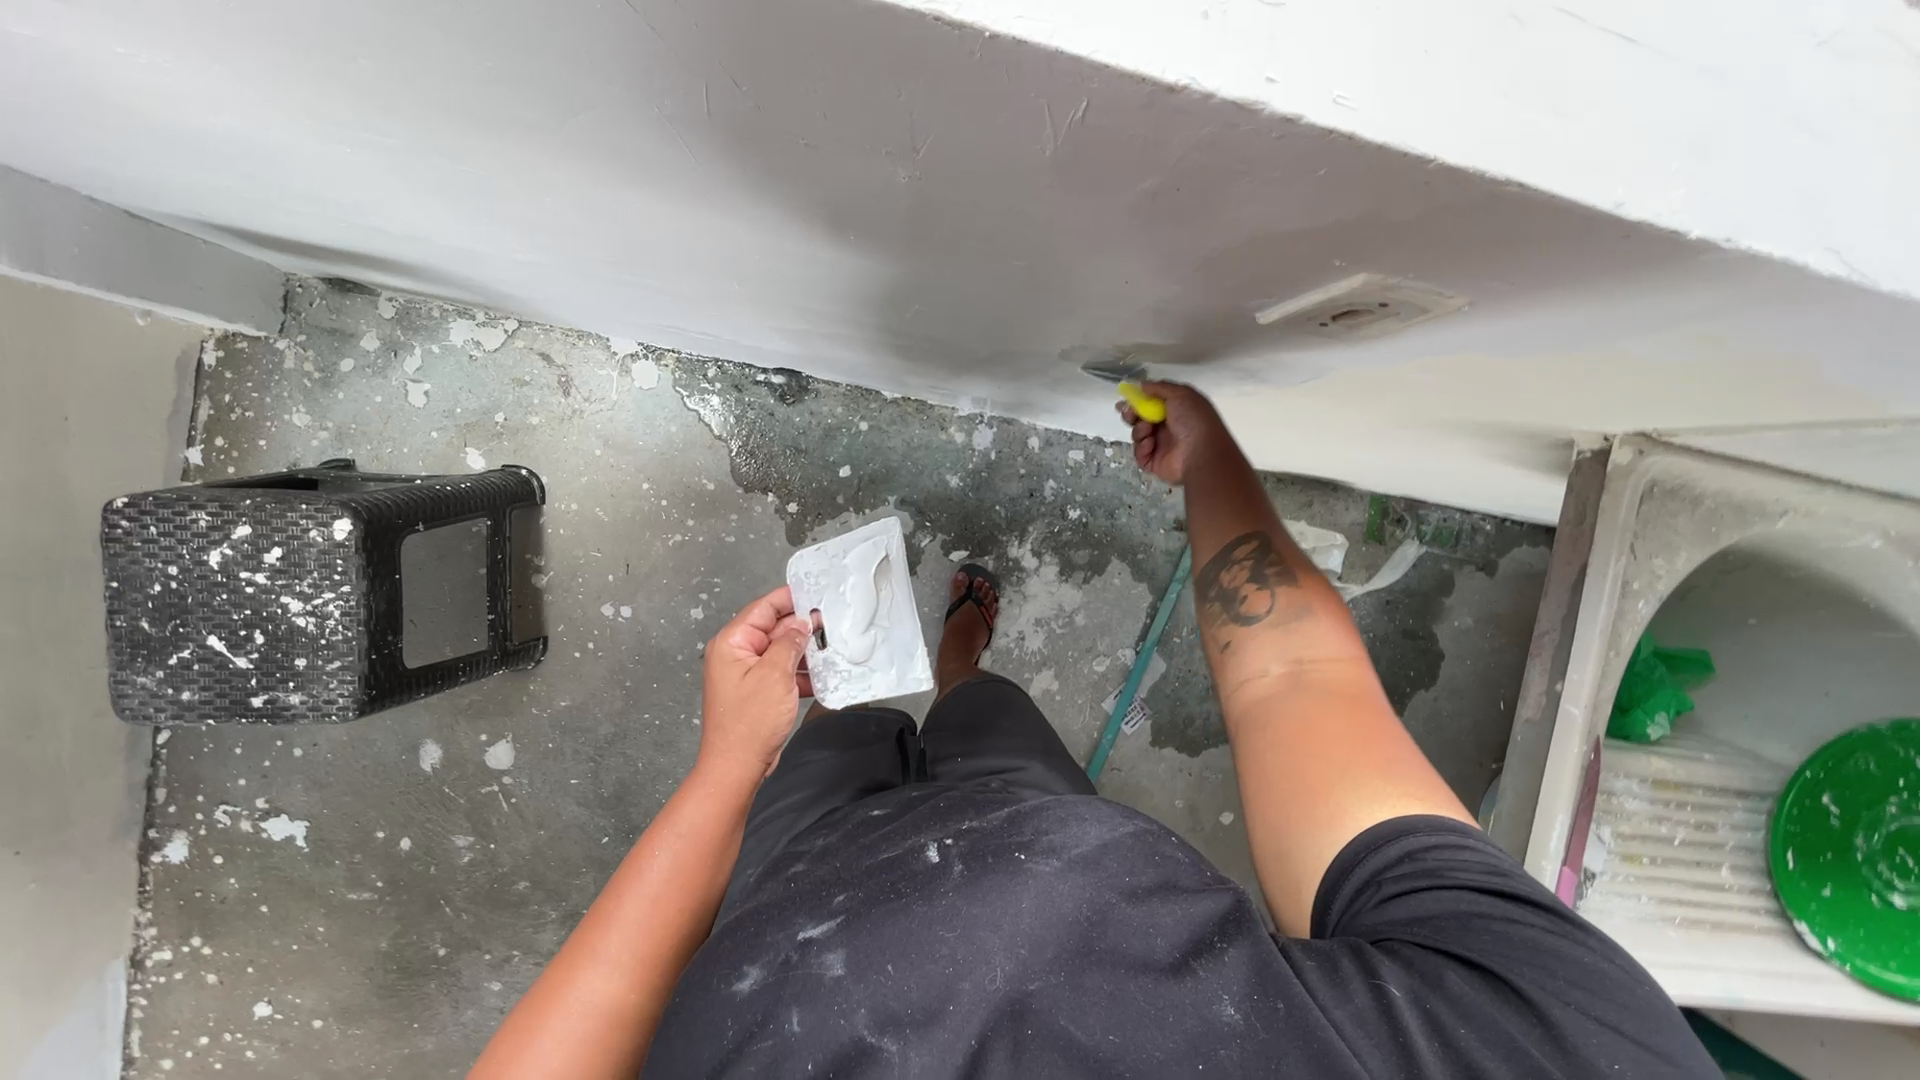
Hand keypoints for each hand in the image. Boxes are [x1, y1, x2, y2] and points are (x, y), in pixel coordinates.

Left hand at [700, 585, 812, 778]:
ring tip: (832, 649)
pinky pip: (782, 673)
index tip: (814, 591)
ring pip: (781, 652)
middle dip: (802, 627)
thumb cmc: (749, 723)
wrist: (737, 767)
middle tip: (831, 622)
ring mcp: (748, 674)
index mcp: (732, 643)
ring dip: (804, 653)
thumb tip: (802, 623)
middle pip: (773, 629)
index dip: (789, 598)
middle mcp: (737, 654)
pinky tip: (823, 676)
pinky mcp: (759, 693)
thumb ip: (790, 642)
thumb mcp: (775, 674)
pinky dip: (801, 674)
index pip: (763, 608)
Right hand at [1117, 380, 1228, 485]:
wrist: (1201, 453)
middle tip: (1128, 414)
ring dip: (1139, 429)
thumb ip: (1159, 387)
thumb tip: (1141, 385)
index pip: (1152, 403)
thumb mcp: (1181, 394)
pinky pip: (1139, 453)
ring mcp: (1160, 445)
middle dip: (1131, 414)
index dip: (1138, 400)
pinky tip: (1151, 444)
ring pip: (1138, 435)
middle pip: (1141, 418)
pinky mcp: (1154, 462)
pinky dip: (1142, 447)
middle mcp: (1168, 427)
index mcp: (1176, 410)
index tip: (1125, 398)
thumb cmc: (1194, 420)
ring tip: (1147, 430)